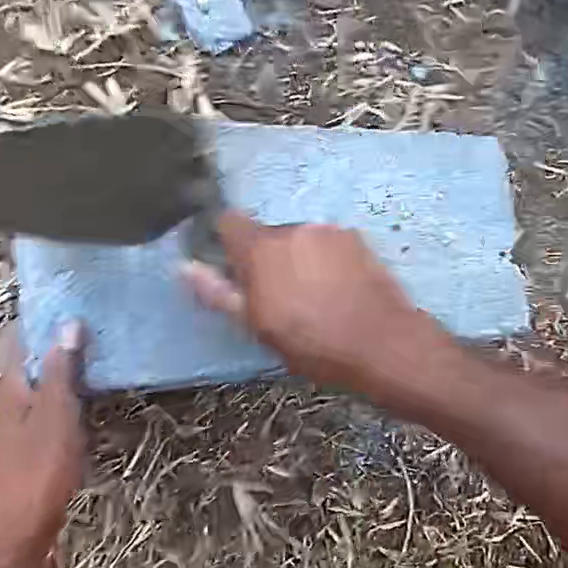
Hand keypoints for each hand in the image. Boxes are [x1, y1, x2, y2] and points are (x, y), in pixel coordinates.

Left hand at [0, 323, 86, 558]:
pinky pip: (45, 409)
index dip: (36, 316)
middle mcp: (5, 401)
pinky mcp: (26, 448)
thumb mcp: (55, 413)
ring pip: (36, 386)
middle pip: (26, 360)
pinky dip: (64, 397)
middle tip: (91, 323)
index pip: (17, 337)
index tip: (66, 297)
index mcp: (8, 386)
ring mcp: (13, 426)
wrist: (15, 530)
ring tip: (95, 355)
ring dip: (60, 369)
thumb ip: (61, 369)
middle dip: (53, 341)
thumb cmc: (37, 469)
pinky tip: (86, 402)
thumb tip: (68, 323)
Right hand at [181, 211, 446, 395]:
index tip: (235, 271)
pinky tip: (341, 293)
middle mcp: (294, 228)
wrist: (382, 344)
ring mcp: (331, 232)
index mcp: (262, 247)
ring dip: (300, 260)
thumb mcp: (257, 327)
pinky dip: (328, 262)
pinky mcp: (359, 241)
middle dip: (268, 259)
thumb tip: (185, 267)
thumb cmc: (312, 343)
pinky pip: (330, 246)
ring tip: (316, 300)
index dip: (227, 244)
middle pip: (268, 235)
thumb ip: (219, 293)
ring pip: (301, 241)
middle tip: (280, 300)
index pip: (229, 222)